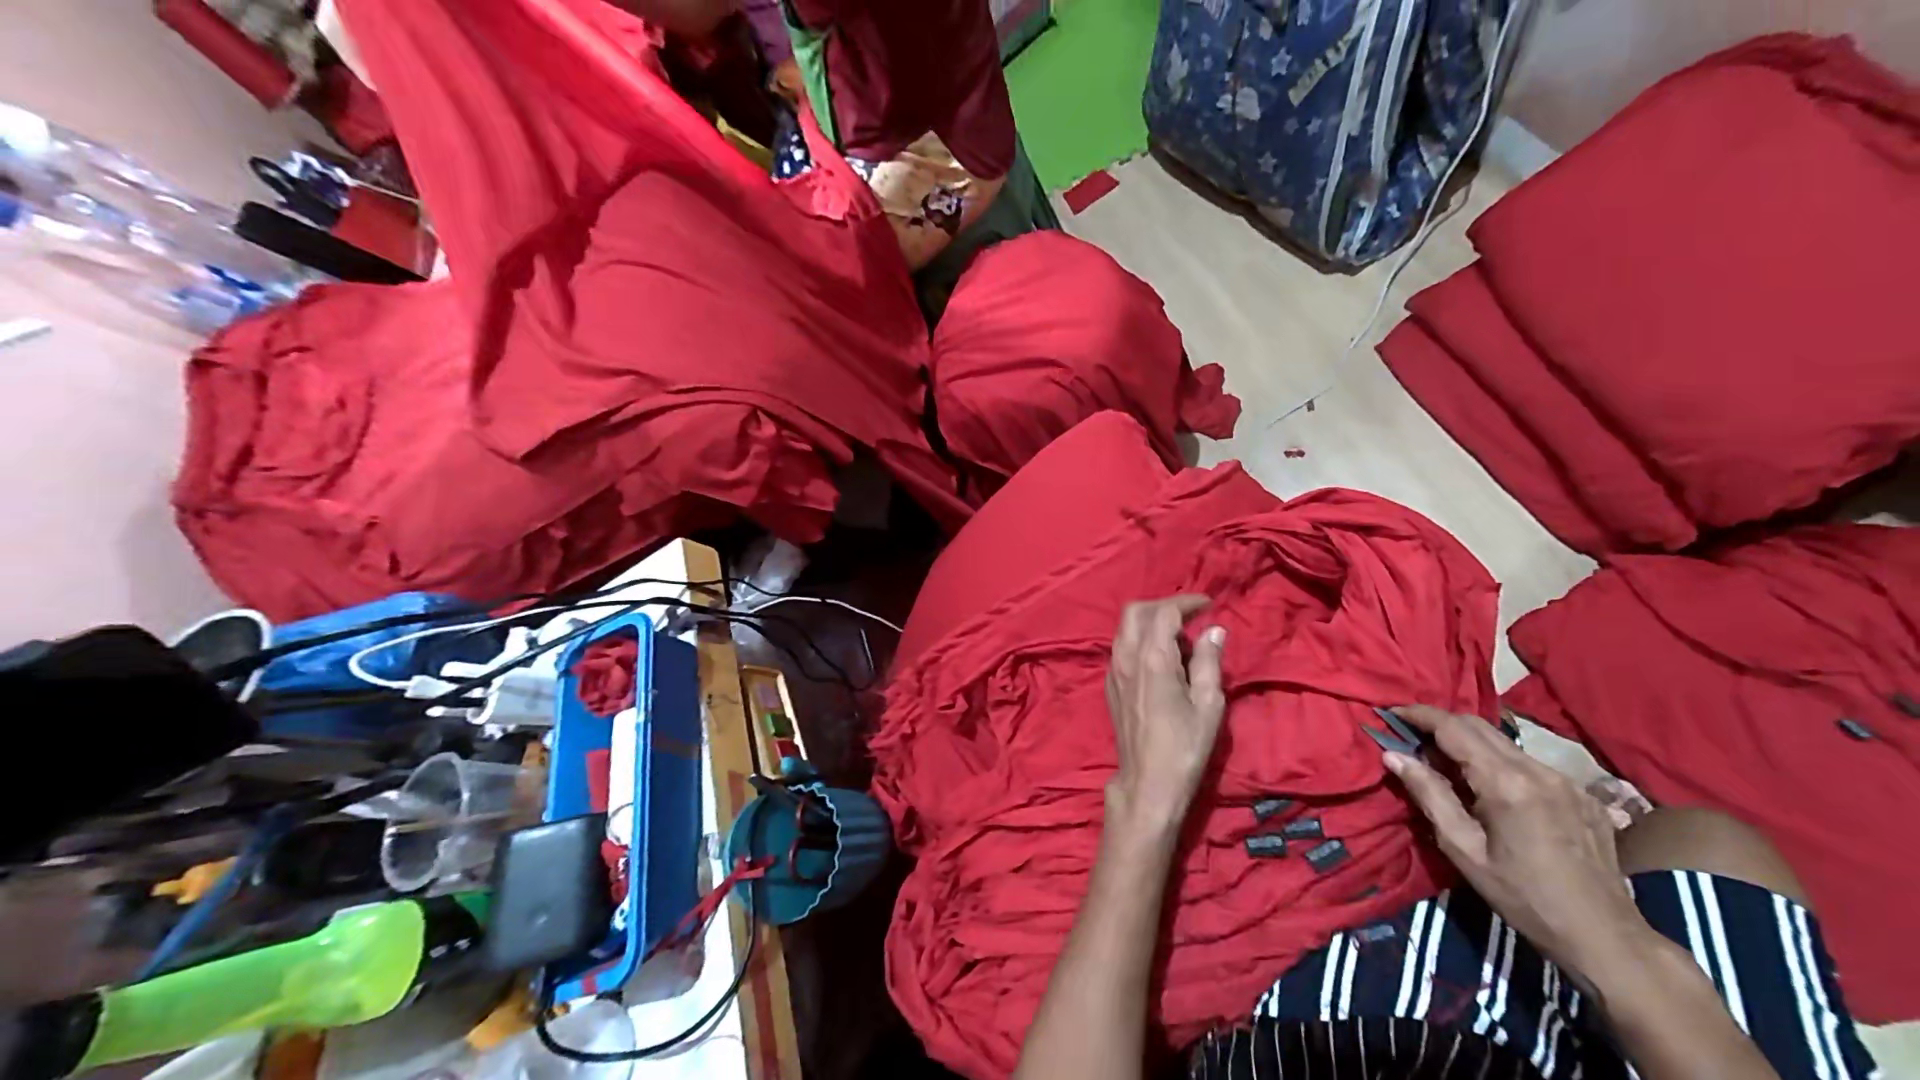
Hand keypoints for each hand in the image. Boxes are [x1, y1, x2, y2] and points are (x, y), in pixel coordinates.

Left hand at [1103, 596, 1227, 838]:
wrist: (1148, 783)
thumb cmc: (1185, 747)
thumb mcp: (1209, 704)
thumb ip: (1209, 662)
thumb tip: (1214, 631)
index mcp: (1152, 659)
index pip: (1163, 611)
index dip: (1186, 602)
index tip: (1208, 605)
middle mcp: (1126, 658)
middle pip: (1136, 611)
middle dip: (1163, 605)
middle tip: (1191, 616)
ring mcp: (1113, 671)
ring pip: (1125, 628)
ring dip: (1150, 622)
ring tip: (1181, 638)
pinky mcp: (1110, 685)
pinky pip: (1122, 647)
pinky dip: (1141, 639)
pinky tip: (1162, 659)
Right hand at [1383, 705, 1658, 981]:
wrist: (1604, 937)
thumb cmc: (1523, 897)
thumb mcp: (1463, 848)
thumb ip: (1429, 795)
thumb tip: (1393, 755)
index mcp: (1507, 783)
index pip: (1453, 728)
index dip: (1418, 715)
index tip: (1390, 713)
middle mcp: (1539, 770)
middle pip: (1479, 726)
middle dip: (1440, 723)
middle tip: (1409, 735)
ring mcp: (1567, 780)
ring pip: (1504, 743)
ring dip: (1469, 743)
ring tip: (1444, 763)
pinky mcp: (1583, 794)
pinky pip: (1529, 763)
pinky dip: (1498, 762)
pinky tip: (1490, 788)